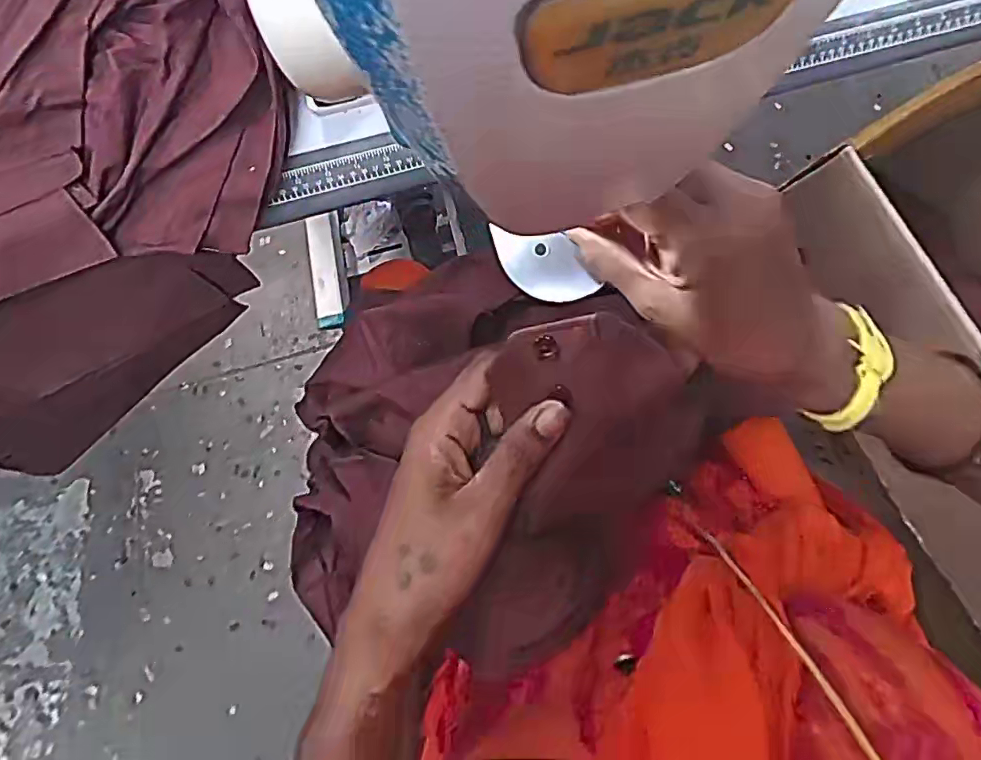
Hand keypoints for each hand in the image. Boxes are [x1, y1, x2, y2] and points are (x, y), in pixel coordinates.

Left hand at [334, 351, 570, 680]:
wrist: (395, 627)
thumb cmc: (429, 567)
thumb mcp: (483, 507)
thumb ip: (520, 452)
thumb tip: (558, 404)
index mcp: (438, 425)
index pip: (483, 370)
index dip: (523, 358)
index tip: (568, 352)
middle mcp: (442, 432)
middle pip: (492, 392)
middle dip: (534, 387)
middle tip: (585, 384)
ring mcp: (450, 457)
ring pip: (496, 421)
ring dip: (531, 417)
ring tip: (581, 410)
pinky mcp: (459, 482)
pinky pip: (494, 449)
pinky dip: (522, 445)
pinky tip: (555, 447)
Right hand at [567, 161, 832, 390]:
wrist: (801, 341)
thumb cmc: (729, 337)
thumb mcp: (660, 308)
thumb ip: (612, 262)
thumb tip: (575, 230)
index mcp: (701, 233)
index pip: (636, 184)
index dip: (601, 187)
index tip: (577, 197)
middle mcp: (731, 198)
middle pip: (660, 163)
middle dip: (626, 181)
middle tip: (603, 207)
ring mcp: (751, 190)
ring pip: (683, 164)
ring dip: (653, 182)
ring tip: (636, 215)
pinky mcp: (761, 191)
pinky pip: (706, 175)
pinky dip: (679, 189)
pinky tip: (670, 217)